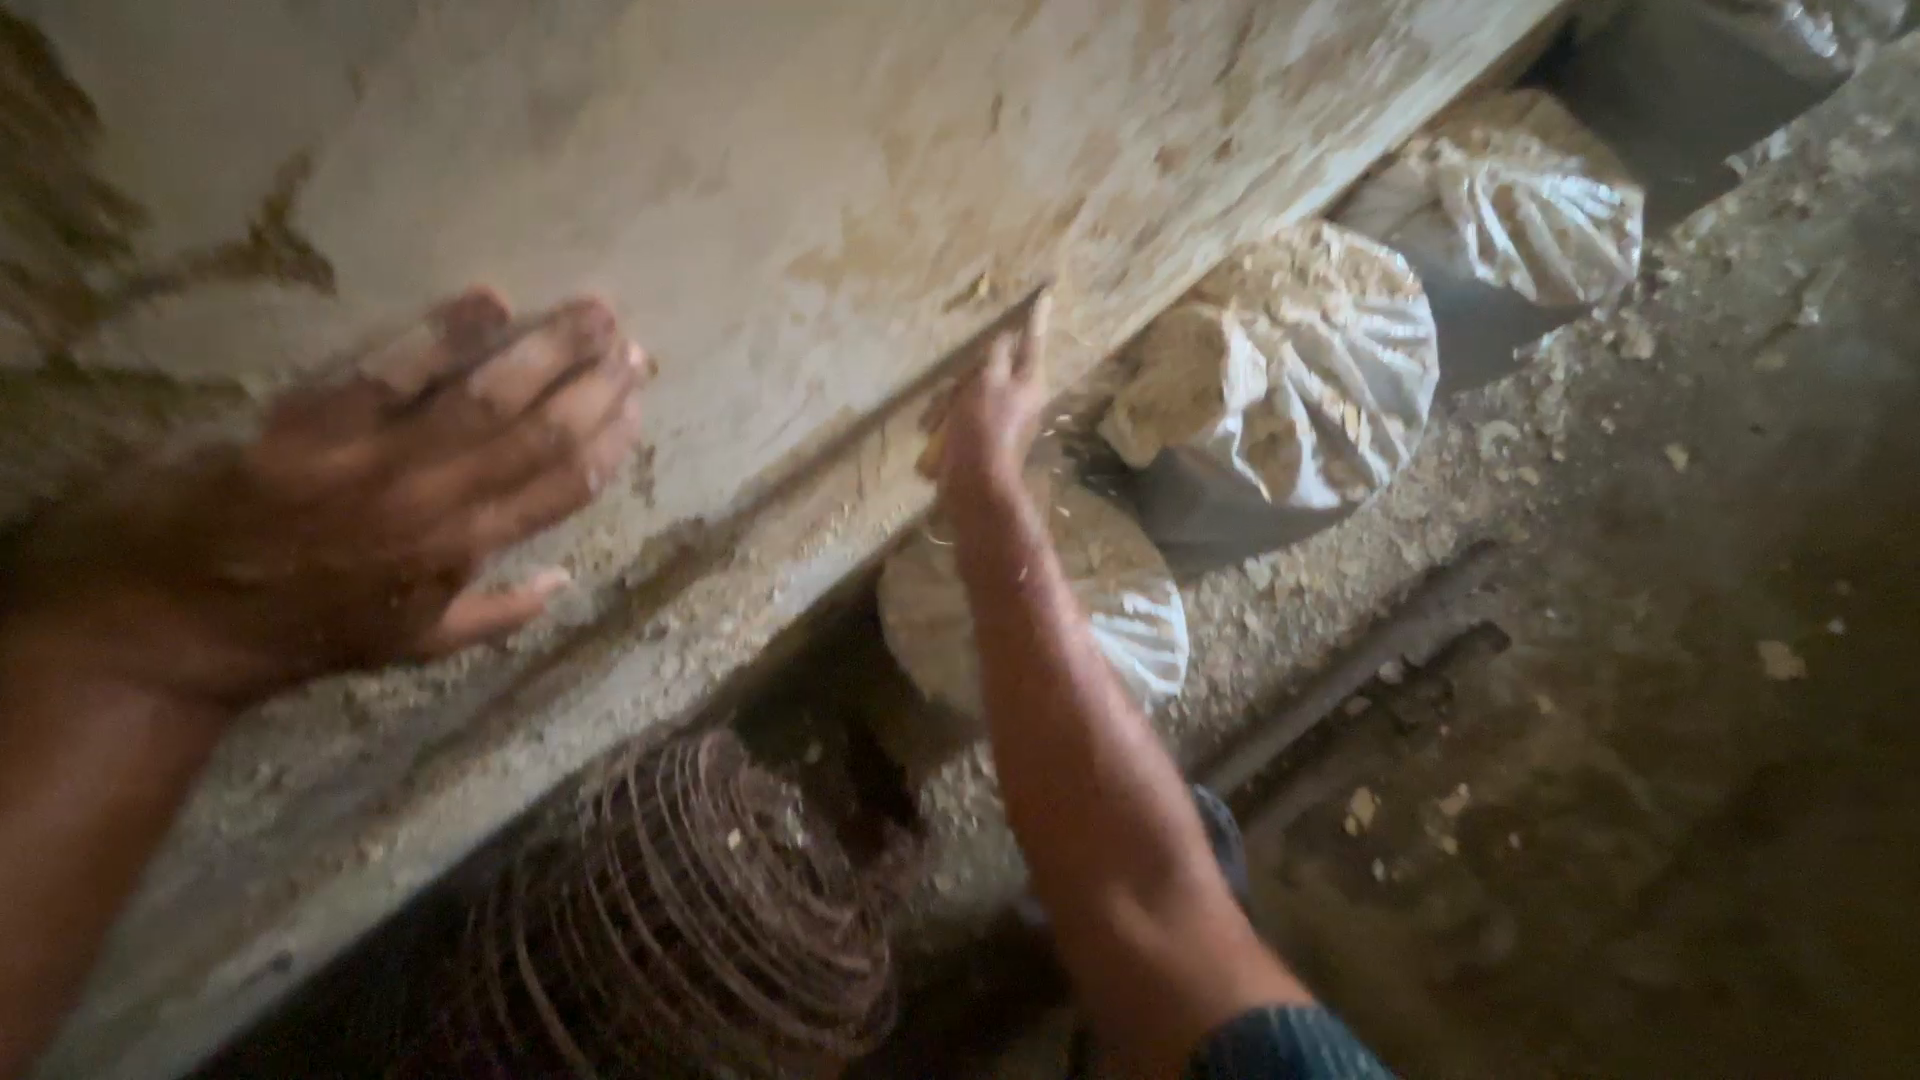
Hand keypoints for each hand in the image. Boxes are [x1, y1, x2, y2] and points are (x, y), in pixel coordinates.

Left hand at [0, 288, 649, 713]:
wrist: (168, 626)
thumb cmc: (308, 631)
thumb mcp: (418, 644)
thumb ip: (501, 614)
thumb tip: (568, 582)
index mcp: (470, 552)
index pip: (566, 486)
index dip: (611, 441)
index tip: (638, 405)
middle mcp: (441, 506)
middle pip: (543, 436)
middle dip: (598, 387)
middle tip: (633, 347)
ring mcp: (376, 465)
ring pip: (488, 400)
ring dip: (550, 352)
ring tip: (596, 314)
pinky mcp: (306, 428)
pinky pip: (386, 373)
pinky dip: (441, 336)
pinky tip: (490, 299)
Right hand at [935, 290, 1050, 496]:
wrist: (974, 483)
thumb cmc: (984, 427)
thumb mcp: (988, 381)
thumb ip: (996, 355)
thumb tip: (1005, 337)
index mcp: (1029, 382)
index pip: (1032, 340)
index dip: (1036, 317)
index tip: (1046, 293)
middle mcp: (1020, 398)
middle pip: (992, 368)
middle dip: (965, 377)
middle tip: (954, 391)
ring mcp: (1001, 419)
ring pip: (971, 392)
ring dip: (948, 403)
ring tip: (935, 421)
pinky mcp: (982, 437)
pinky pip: (962, 416)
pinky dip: (946, 420)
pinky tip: (933, 433)